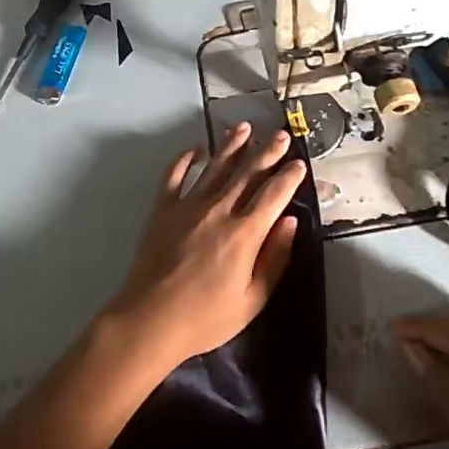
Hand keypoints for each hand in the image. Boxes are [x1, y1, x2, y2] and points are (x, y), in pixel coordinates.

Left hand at [105, 122, 306, 366]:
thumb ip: (275, 258)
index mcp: (245, 232)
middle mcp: (219, 210)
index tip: (300, 163)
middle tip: (281, 134)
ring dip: (232, 145)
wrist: (149, 321)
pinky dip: (185, 159)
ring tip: (245, 127)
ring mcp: (188, 206)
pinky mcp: (163, 209)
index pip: (274, 193)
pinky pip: (174, 175)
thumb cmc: (205, 318)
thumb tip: (290, 222)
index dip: (290, 176)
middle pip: (248, 171)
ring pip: (216, 166)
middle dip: (268, 151)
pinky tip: (195, 149)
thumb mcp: (253, 299)